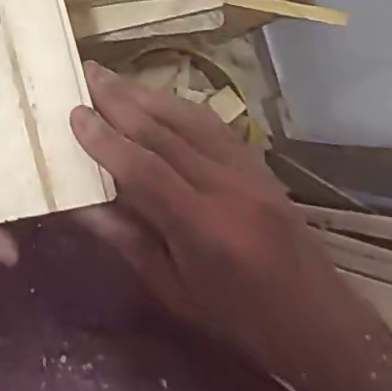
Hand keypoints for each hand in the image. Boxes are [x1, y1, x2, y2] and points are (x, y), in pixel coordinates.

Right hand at [69, 61, 391, 390]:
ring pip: (188, 117)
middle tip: (88, 72)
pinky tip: (156, 96)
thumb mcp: (176, 294)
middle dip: (121, 99)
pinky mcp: (257, 161)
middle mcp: (227, 187)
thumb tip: (82, 203)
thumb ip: (129, 242)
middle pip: (165, 131)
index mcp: (205, 229)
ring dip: (146, 93)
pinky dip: (177, 104)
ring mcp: (247, 168)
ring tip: (112, 76)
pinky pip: (213, 123)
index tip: (75, 113)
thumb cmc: (239, 318)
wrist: (316, 318)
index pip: (145, 170)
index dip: (106, 140)